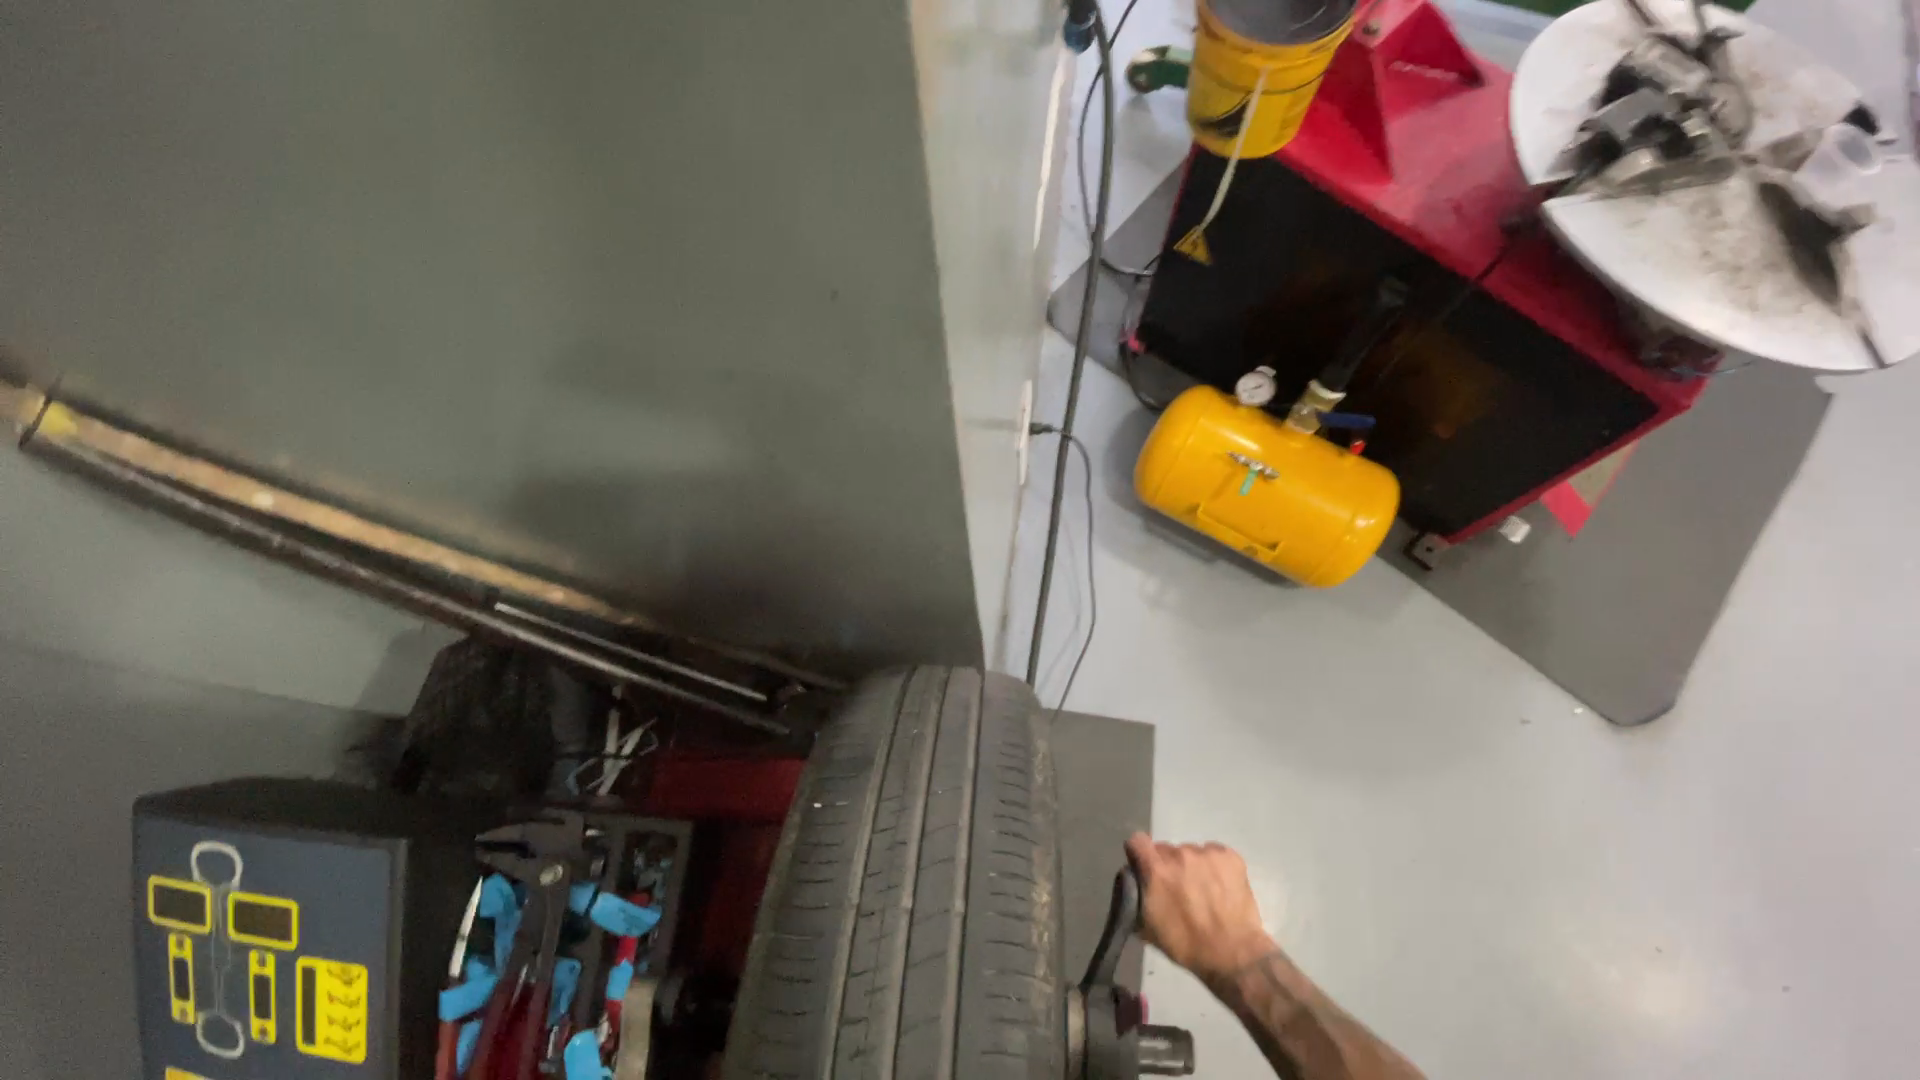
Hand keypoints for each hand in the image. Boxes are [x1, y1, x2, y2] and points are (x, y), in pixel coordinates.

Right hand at [1126, 833, 1277, 982]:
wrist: (1233, 955)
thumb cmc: (1186, 945)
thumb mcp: (1146, 925)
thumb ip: (1134, 896)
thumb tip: (1133, 881)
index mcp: (1156, 869)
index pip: (1137, 841)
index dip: (1140, 853)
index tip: (1146, 867)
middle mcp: (1179, 854)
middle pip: (1166, 850)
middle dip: (1169, 866)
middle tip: (1179, 889)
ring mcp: (1206, 854)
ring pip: (1191, 852)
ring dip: (1193, 867)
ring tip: (1205, 892)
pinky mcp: (1230, 857)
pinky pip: (1214, 854)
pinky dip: (1215, 867)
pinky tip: (1221, 887)